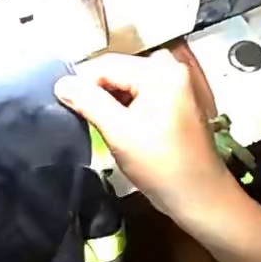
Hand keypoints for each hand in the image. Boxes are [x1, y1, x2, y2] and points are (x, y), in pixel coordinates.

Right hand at [53, 52, 245, 224]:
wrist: (199, 196)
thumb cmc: (162, 165)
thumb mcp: (119, 132)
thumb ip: (88, 102)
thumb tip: (61, 84)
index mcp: (160, 72)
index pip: (105, 65)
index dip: (81, 85)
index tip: (65, 107)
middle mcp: (169, 70)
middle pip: (115, 72)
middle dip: (95, 93)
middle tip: (81, 119)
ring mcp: (173, 85)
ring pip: (124, 84)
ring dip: (107, 103)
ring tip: (100, 127)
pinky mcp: (172, 102)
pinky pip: (137, 95)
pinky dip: (122, 109)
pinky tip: (117, 129)